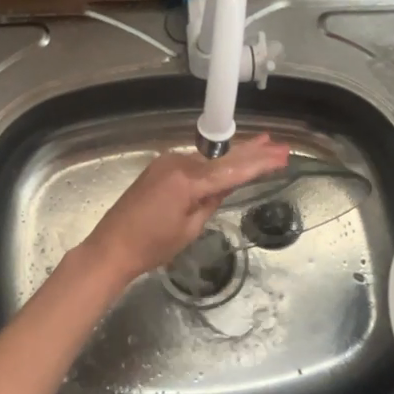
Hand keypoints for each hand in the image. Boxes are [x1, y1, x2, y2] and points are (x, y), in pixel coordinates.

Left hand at [74, 134, 290, 285]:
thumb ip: (212, 201)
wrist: (111, 248)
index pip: (233, 170)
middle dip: (252, 152)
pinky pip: (194, 163)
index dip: (259, 163)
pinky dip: (214, 163)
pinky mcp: (159, 168)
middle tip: (278, 145)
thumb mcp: (190, 228)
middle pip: (222, 157)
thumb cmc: (151, 247)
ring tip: (263, 145)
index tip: (282, 155)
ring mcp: (166, 163)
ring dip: (235, 155)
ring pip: (209, 159)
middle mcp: (178, 163)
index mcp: (187, 180)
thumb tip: (229, 183)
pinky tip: (232, 160)